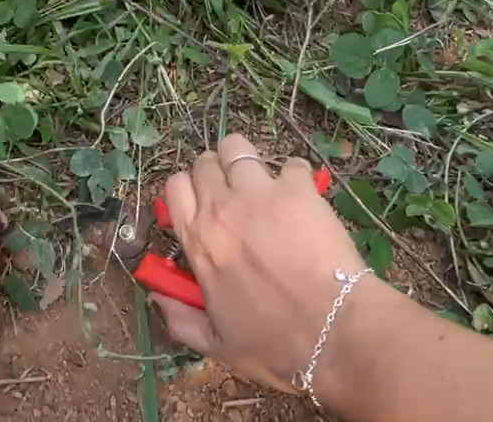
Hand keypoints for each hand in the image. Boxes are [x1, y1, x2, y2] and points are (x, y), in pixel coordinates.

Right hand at [153, 134, 375, 391]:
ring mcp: (259, 194)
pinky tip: (302, 195)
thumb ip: (182, 320)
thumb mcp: (220, 345)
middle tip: (233, 193)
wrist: (336, 335)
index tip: (202, 203)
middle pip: (204, 162)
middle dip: (215, 171)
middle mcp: (222, 208)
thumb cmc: (278, 345)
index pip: (174, 187)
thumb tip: (156, 297)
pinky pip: (290, 164)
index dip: (187, 189)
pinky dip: (295, 176)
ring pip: (237, 148)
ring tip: (261, 181)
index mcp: (200, 241)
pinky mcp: (297, 189)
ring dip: (246, 161)